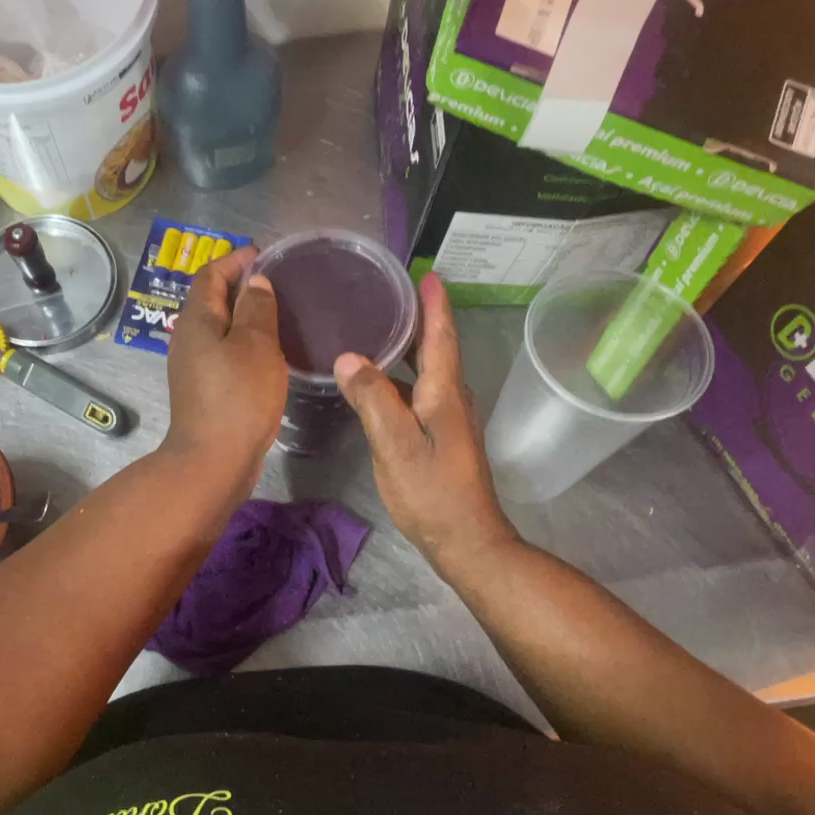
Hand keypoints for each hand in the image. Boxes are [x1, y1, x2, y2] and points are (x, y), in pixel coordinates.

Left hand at [161, 246, 287, 491]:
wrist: (213, 461)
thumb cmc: (237, 398)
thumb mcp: (256, 345)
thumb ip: (257, 308)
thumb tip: (256, 282)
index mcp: (196, 321)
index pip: (210, 275)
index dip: (235, 260)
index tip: (264, 255)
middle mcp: (187, 341)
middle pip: (211, 302)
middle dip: (239, 287)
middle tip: (276, 284)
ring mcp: (193, 370)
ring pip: (218, 331)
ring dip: (242, 319)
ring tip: (276, 317)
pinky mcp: (204, 394)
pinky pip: (223, 356)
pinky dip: (243, 346)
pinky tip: (266, 356)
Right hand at [335, 272, 516, 572]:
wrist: (466, 540)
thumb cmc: (432, 493)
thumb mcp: (396, 445)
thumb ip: (373, 399)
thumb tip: (348, 356)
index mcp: (445, 393)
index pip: (441, 336)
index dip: (435, 305)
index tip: (428, 273)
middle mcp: (453, 400)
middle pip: (438, 350)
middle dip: (421, 320)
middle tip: (395, 294)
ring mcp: (450, 421)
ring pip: (429, 373)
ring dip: (411, 349)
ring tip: (383, 330)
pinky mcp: (443, 440)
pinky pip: (422, 394)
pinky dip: (404, 379)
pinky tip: (382, 386)